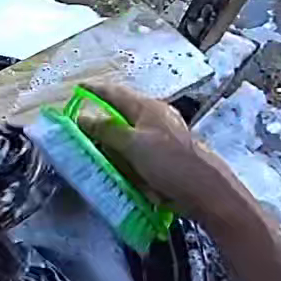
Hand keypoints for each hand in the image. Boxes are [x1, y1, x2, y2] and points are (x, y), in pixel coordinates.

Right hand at [84, 84, 251, 222]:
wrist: (204, 191)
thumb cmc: (170, 162)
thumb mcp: (133, 144)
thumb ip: (106, 129)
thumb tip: (83, 117)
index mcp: (147, 108)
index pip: (115, 93)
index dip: (95, 90)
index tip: (77, 89)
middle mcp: (153, 118)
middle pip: (120, 113)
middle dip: (99, 118)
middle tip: (77, 125)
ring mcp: (159, 137)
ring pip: (126, 133)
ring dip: (109, 140)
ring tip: (90, 147)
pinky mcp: (162, 157)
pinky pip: (134, 151)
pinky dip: (121, 155)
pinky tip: (112, 165)